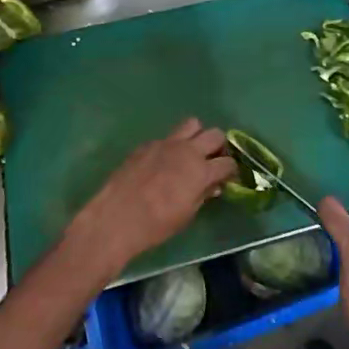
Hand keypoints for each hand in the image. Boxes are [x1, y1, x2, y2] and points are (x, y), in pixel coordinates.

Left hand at [62, 118, 238, 280]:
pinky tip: (163, 163)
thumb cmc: (156, 224)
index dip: (232, 170)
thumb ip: (203, 194)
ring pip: (192, 124)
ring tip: (191, 154)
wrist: (117, 217)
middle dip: (219, 146)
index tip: (229, 177)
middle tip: (213, 161)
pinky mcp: (146, 144)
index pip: (228, 162)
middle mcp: (187, 151)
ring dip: (197, 136)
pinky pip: (167, 137)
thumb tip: (213, 185)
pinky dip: (172, 146)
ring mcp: (165, 144)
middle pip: (215, 134)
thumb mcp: (187, 214)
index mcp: (201, 170)